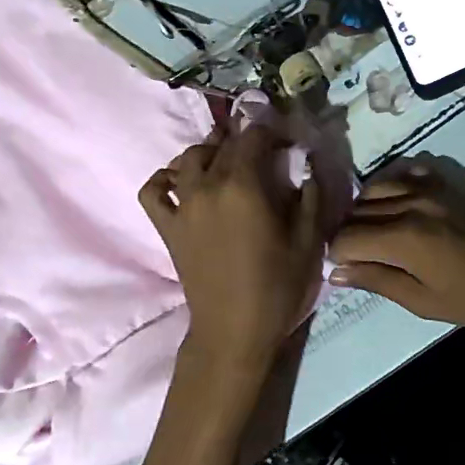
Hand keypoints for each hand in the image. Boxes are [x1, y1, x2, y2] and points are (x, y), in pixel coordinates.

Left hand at [140, 123, 322, 366]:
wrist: (233, 332)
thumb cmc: (277, 287)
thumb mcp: (308, 241)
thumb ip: (311, 196)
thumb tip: (308, 166)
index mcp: (244, 186)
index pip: (253, 136)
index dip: (272, 132)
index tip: (287, 143)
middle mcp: (208, 186)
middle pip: (222, 145)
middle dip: (245, 141)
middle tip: (265, 154)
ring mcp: (182, 206)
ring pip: (187, 158)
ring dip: (209, 153)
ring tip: (226, 164)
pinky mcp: (167, 227)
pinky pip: (153, 190)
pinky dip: (164, 179)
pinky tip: (181, 183)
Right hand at [327, 166, 464, 364]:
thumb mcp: (423, 302)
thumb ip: (376, 280)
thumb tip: (335, 271)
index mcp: (403, 238)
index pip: (346, 237)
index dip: (337, 254)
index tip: (343, 269)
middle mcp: (410, 203)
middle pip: (356, 210)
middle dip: (348, 233)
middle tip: (356, 256)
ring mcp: (427, 188)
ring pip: (374, 188)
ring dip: (365, 210)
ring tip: (374, 234)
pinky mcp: (443, 182)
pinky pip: (403, 173)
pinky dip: (391, 186)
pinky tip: (395, 207)